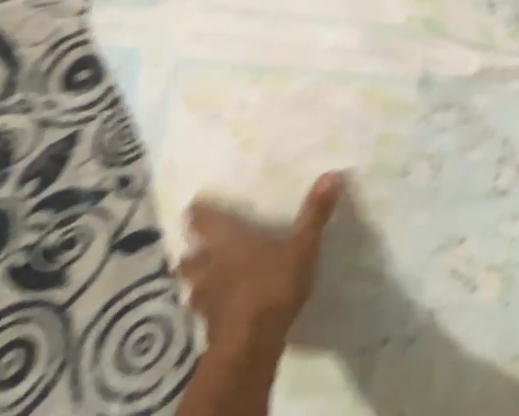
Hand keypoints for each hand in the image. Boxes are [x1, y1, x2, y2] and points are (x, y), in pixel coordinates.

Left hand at [178, 172, 342, 345]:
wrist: (251, 343)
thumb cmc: (273, 284)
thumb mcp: (303, 246)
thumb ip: (314, 213)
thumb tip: (331, 174)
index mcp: (225, 240)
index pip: (199, 219)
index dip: (199, 211)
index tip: (202, 205)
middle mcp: (207, 265)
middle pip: (188, 255)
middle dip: (196, 250)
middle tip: (209, 246)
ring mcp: (204, 298)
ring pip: (192, 284)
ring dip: (200, 280)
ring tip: (216, 278)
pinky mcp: (209, 324)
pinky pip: (204, 310)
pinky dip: (212, 306)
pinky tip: (226, 308)